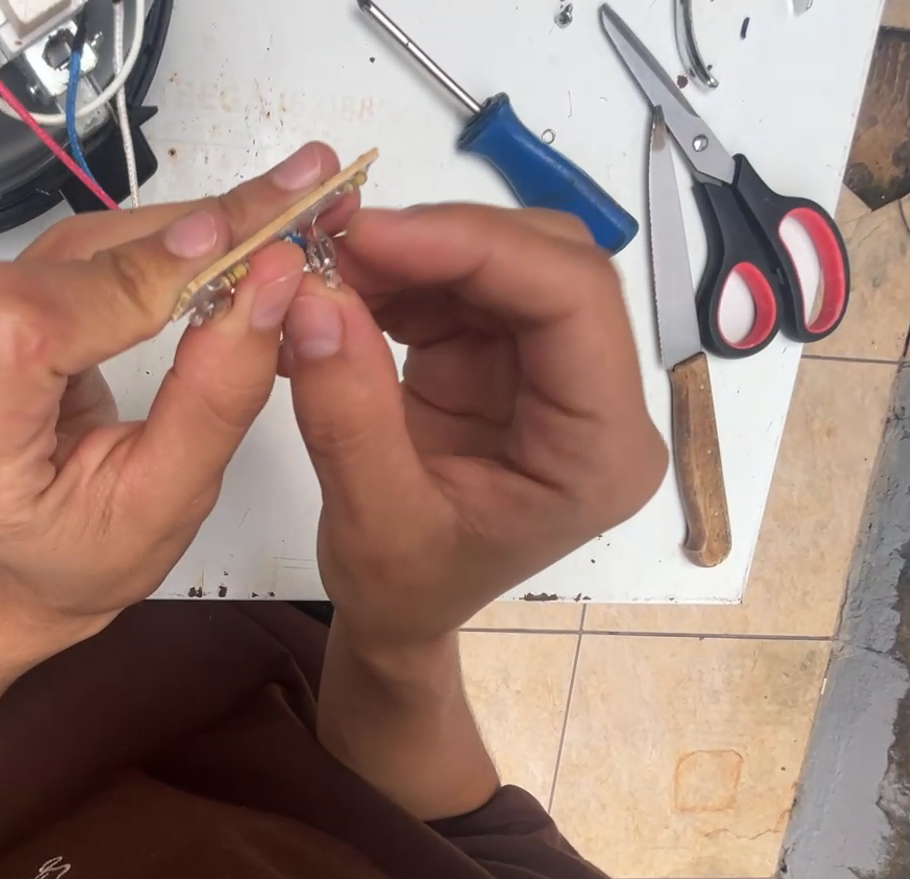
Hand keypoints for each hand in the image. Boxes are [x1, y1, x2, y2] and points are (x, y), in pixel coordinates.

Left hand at [0, 144, 358, 647]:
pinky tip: (198, 254)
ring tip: (252, 233)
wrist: (39, 563)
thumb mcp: (171, 502)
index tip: (233, 247)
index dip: (127, 277)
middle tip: (279, 216)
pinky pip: (58, 264)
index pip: (24, 328)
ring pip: (58, 257)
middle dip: (171, 244)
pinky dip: (138, 252)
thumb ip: (215, 399)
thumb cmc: (98, 553)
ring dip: (164, 238)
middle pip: (45, 276)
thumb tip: (268, 280)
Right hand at [281, 205, 666, 652]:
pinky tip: (343, 295)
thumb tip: (312, 301)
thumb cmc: (401, 590)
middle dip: (439, 242)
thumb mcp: (370, 519)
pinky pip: (456, 292)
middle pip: (546, 268)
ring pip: (500, 267)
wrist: (400, 612)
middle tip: (336, 241)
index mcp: (597, 451)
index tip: (367, 236)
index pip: (573, 303)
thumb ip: (346, 415)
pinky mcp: (497, 365)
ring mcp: (544, 376)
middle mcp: (590, 399)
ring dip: (410, 256)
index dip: (475, 249)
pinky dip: (396, 281)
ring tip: (327, 270)